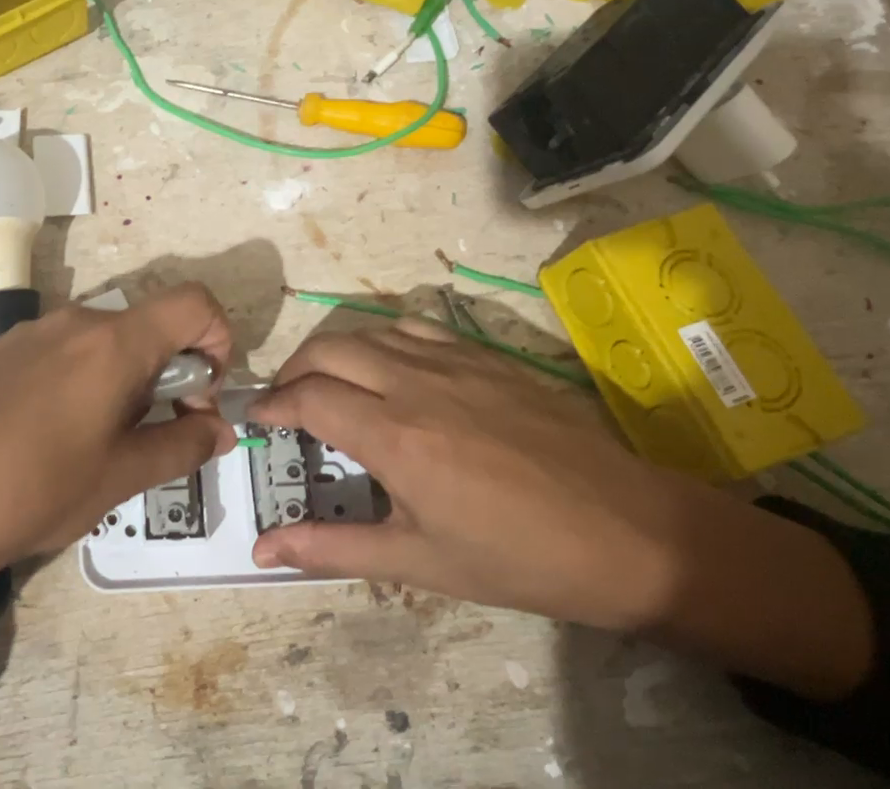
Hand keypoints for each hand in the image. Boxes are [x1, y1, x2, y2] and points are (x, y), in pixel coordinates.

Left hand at [0, 283, 236, 595]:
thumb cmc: (37, 490)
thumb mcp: (122, 477)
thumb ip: (183, 445)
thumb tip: (220, 429)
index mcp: (112, 343)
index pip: (193, 303)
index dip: (216, 341)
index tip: (200, 398)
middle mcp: (74, 321)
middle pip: (148, 325)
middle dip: (169, 372)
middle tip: (152, 433)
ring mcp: (32, 332)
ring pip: (104, 339)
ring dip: (125, 377)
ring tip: (100, 439)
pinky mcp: (0, 350)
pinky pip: (63, 349)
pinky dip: (84, 376)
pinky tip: (54, 431)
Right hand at [249, 319, 873, 699]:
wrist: (632, 534)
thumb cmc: (519, 559)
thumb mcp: (419, 562)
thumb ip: (332, 547)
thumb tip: (262, 551)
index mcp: (394, 435)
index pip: (308, 397)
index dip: (272, 405)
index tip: (257, 421)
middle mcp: (416, 383)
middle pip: (329, 347)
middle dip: (294, 369)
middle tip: (286, 403)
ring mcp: (457, 361)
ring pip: (372, 330)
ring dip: (336, 351)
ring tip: (330, 385)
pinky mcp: (490, 357)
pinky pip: (418, 328)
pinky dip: (385, 340)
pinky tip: (393, 372)